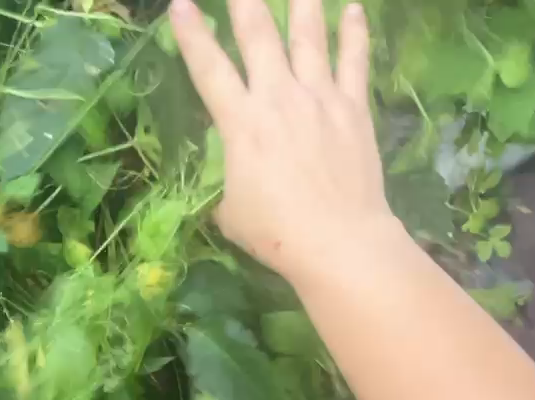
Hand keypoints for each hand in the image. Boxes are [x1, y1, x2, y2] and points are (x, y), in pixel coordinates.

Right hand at [169, 0, 405, 288]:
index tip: (180, 4)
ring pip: (309, 33)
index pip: (209, 69)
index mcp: (241, 125)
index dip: (191, 34)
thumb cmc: (275, 234)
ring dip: (301, 2)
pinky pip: (354, 59)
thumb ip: (227, 187)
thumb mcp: (231, 214)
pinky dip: (353, 31)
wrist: (336, 240)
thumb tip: (232, 182)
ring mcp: (319, 97)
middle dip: (244, 1)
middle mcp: (279, 97)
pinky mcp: (353, 107)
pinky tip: (352, 9)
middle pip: (258, 33)